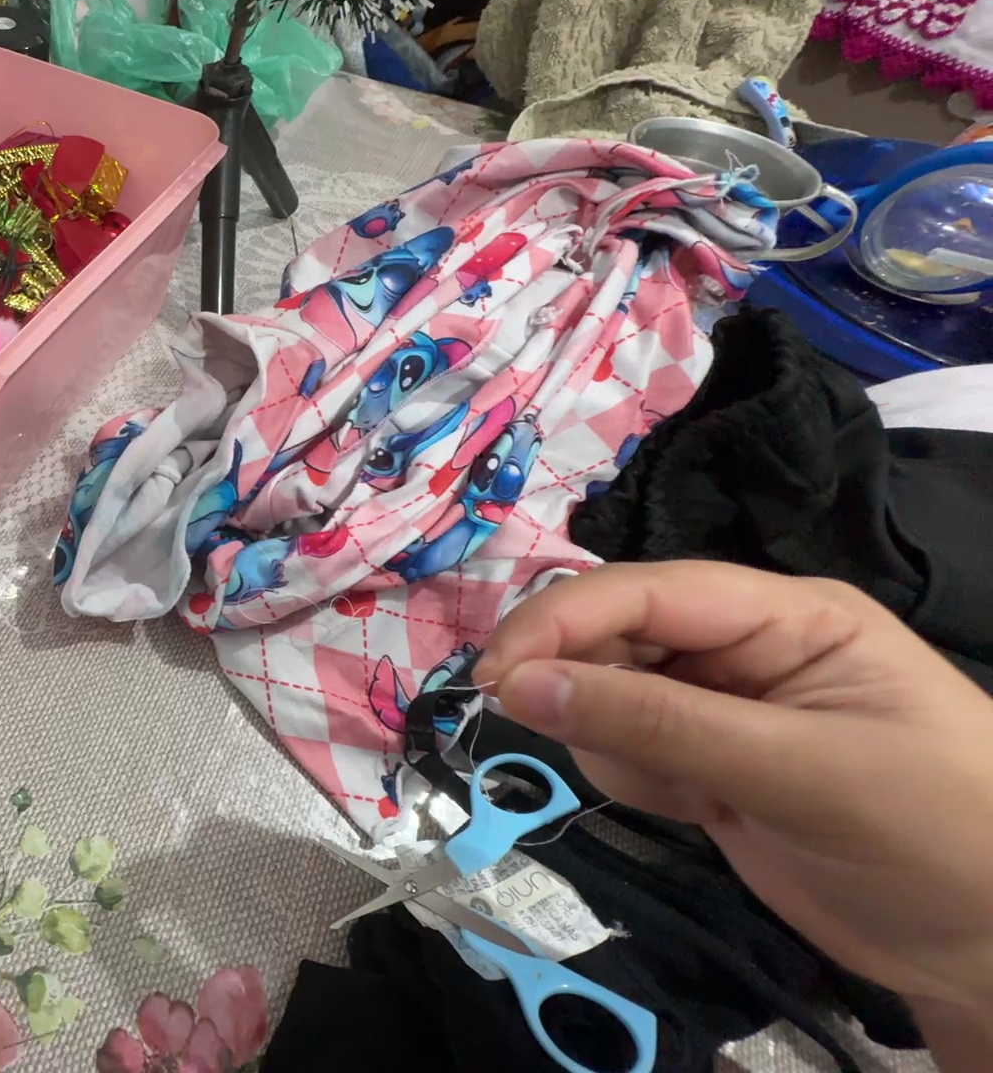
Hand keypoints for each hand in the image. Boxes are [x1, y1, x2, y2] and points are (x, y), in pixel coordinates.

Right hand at [475, 562, 992, 1059]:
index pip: (637, 591)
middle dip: (573, 682)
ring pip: (594, 691)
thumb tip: (513, 685)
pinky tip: (691, 807)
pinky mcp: (689, 750)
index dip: (556, 622)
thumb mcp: (801, 775)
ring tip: (682, 793)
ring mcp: (708, 699)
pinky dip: (626, 775)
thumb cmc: (942, 843)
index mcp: (779, 616)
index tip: (493, 677)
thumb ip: (651, 723)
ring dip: (607, 741)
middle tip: (539, 726)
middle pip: (603, 634)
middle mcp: (732, 644)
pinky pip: (610, 742)